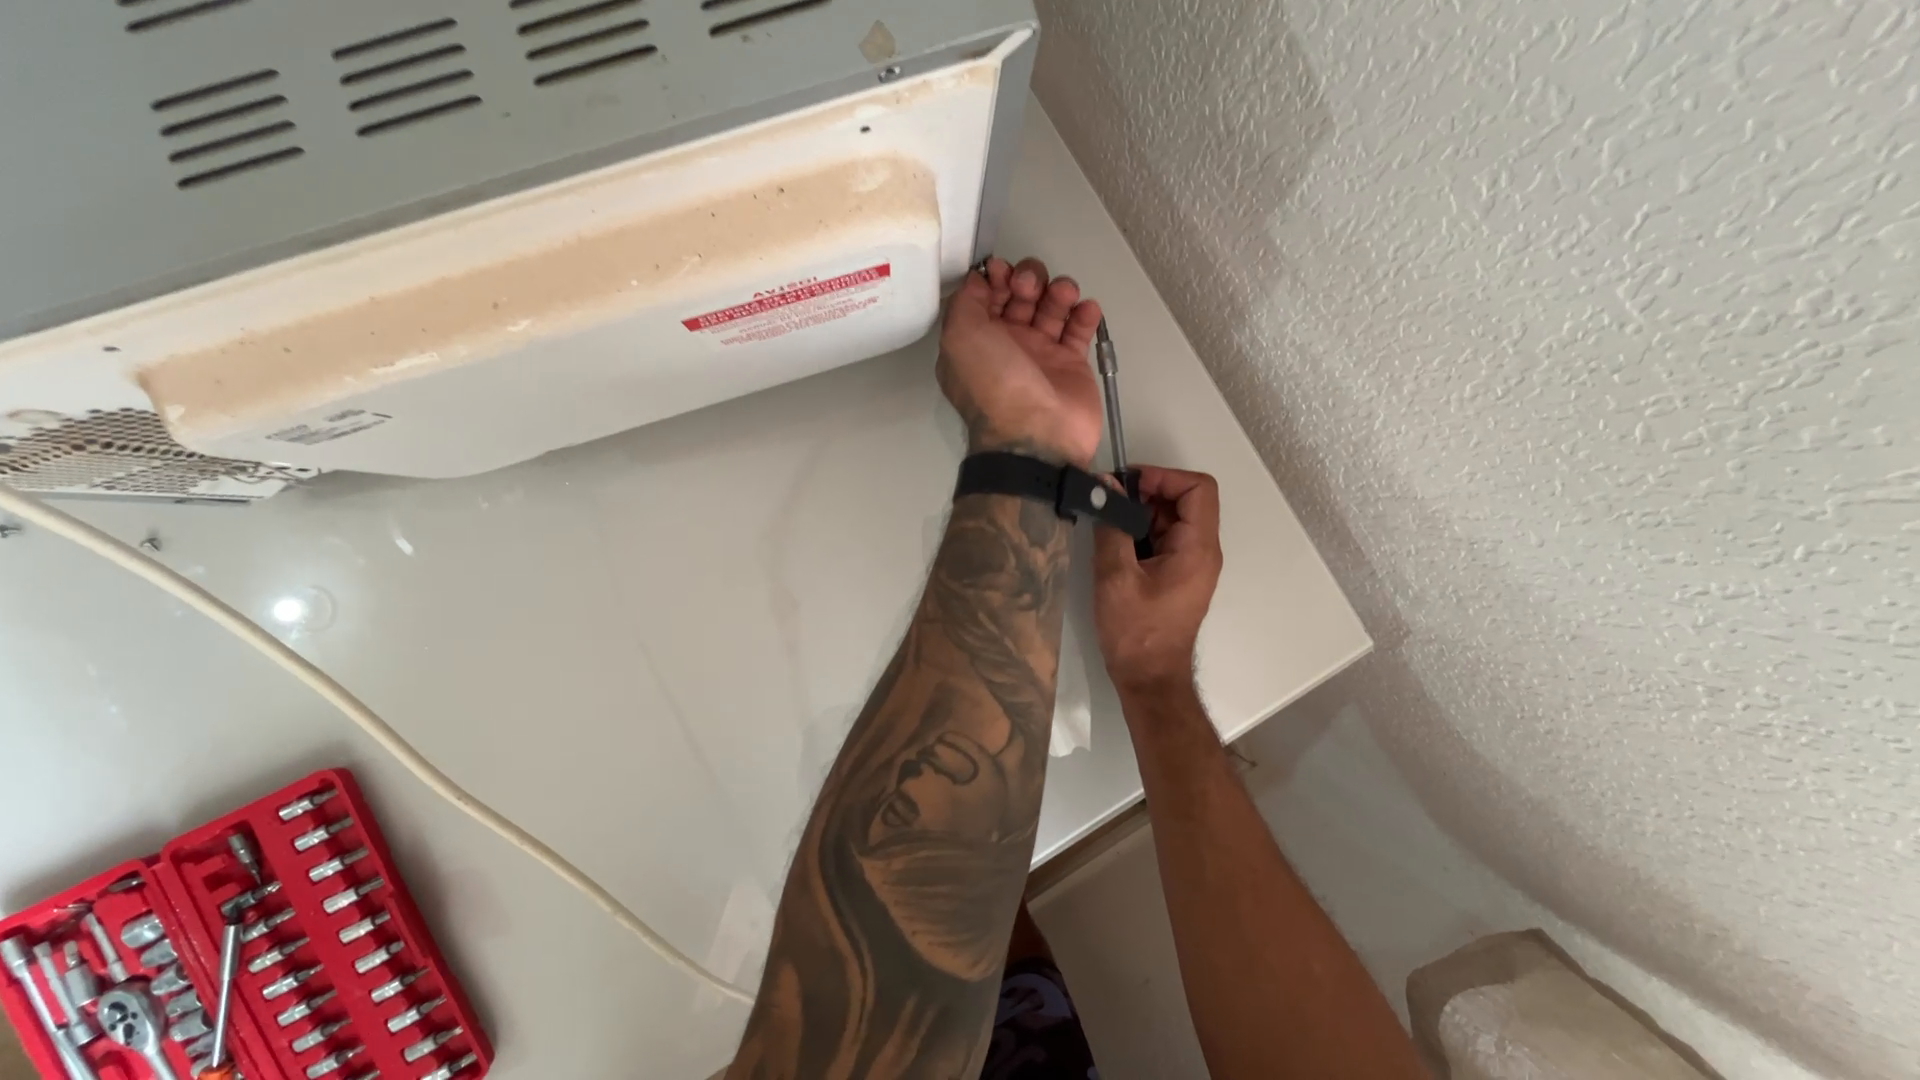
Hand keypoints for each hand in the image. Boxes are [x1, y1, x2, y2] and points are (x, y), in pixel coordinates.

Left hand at [938, 257, 1104, 466]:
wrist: (1038, 433)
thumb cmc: (995, 384)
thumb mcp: (960, 337)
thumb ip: (965, 301)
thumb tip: (979, 281)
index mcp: (976, 341)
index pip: (985, 296)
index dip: (995, 278)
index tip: (1003, 271)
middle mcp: (1007, 345)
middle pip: (1019, 296)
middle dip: (1027, 279)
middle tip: (1030, 288)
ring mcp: (1041, 354)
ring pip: (1051, 307)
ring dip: (1058, 291)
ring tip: (1065, 296)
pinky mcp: (1072, 365)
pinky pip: (1079, 329)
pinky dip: (1084, 314)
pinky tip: (1085, 311)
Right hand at [1092, 467, 1224, 694]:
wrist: (1149, 679)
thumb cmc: (1136, 632)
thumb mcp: (1115, 577)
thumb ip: (1112, 526)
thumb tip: (1105, 486)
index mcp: (1197, 548)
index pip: (1198, 488)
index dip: (1164, 477)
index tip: (1128, 484)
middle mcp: (1202, 552)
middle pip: (1184, 501)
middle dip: (1146, 493)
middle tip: (1109, 501)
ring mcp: (1191, 565)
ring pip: (1171, 519)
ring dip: (1139, 513)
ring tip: (1106, 523)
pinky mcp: (1177, 576)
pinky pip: (1163, 539)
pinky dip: (1140, 532)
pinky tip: (1113, 544)